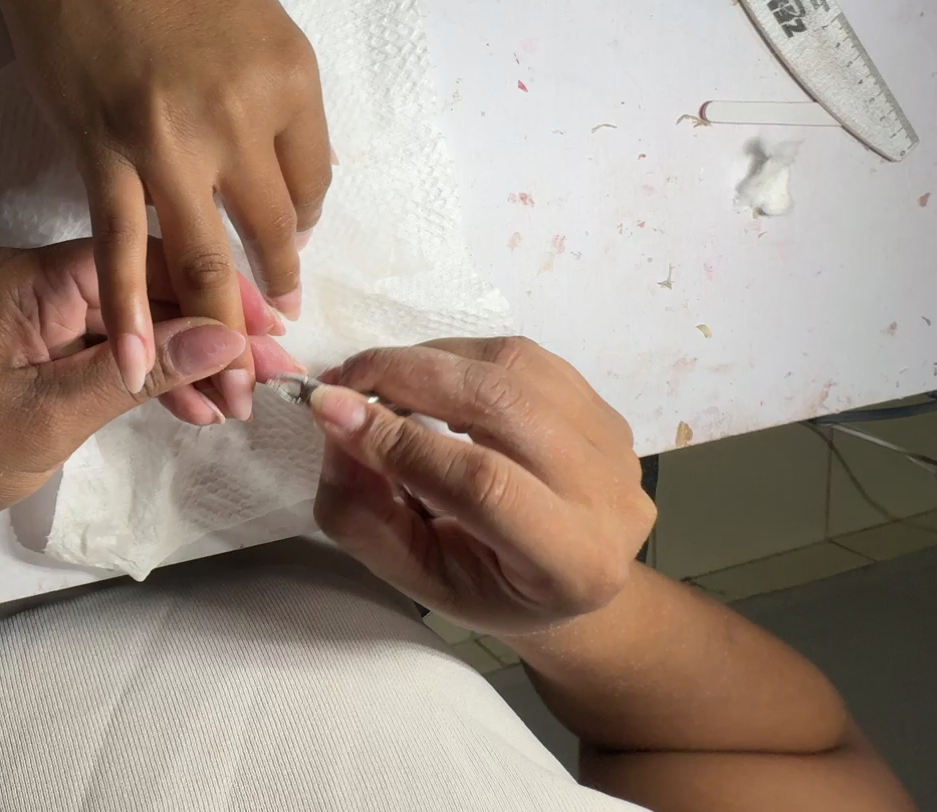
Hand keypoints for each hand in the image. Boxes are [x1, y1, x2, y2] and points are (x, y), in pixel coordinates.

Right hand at [0, 0, 330, 424]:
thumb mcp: (255, 16)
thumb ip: (276, 96)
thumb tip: (274, 172)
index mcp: (290, 75)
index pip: (313, 182)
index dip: (300, 227)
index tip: (283, 247)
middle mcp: (239, 116)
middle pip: (272, 233)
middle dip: (276, 299)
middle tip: (274, 345)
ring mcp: (169, 143)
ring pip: (206, 258)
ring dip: (220, 328)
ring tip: (230, 381)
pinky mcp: (103, 159)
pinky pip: (126, 251)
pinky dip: (132, 313)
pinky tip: (139, 364)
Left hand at [0, 240, 302, 542]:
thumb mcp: (52, 415)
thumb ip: (138, 373)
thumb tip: (225, 336)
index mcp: (32, 278)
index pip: (139, 261)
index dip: (209, 291)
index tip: (270, 329)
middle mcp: (41, 282)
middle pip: (144, 291)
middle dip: (208, 334)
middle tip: (269, 376)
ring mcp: (46, 315)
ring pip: (135, 324)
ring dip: (186, 362)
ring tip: (240, 402)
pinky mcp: (48, 347)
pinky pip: (112, 351)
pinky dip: (151, 379)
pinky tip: (196, 408)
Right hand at [305, 337, 655, 636]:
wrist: (564, 571)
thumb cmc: (479, 581)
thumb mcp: (405, 572)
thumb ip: (358, 510)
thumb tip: (336, 421)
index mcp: (568, 562)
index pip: (482, 485)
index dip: (396, 439)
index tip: (325, 407)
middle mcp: (608, 496)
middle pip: (500, 403)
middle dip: (402, 377)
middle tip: (339, 382)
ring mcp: (611, 441)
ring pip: (505, 366)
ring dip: (422, 361)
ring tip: (377, 382)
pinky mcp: (598, 402)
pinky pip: (514, 354)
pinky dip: (451, 355)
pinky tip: (426, 380)